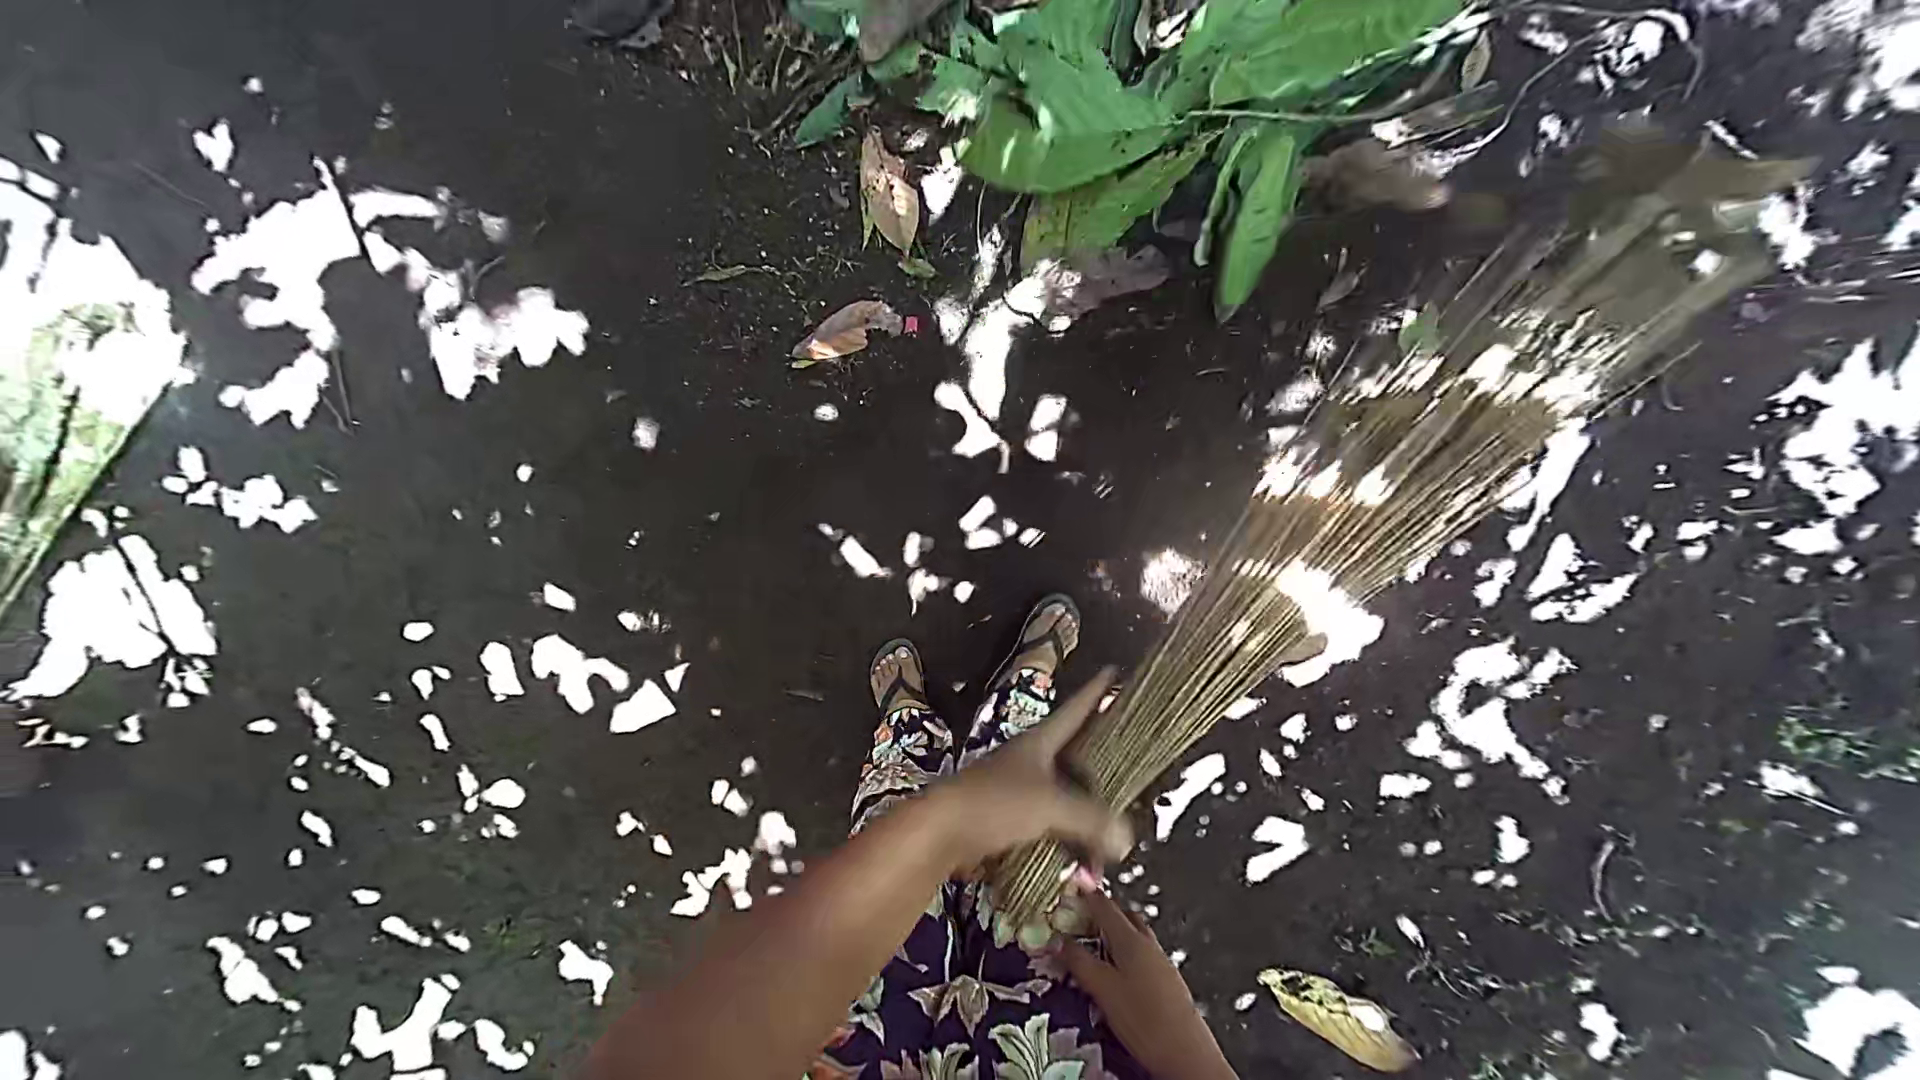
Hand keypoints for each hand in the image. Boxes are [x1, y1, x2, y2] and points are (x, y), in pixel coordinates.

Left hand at [921, 667, 1132, 875]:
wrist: (942, 830)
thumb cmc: (995, 801)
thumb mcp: (1050, 804)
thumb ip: (1090, 818)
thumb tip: (1126, 838)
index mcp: (1039, 742)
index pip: (1074, 711)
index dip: (1094, 692)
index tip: (1112, 671)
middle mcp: (1031, 760)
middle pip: (1075, 756)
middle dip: (1102, 767)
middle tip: (1131, 771)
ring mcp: (1020, 788)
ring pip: (1066, 796)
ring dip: (1087, 818)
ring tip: (1111, 842)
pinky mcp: (1011, 817)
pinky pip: (1052, 825)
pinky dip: (1069, 840)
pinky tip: (1085, 864)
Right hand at [1059, 889, 1237, 1079]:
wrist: (1188, 1057)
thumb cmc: (1143, 1019)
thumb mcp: (1103, 989)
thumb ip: (1079, 962)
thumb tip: (1057, 940)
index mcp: (1129, 939)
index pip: (1105, 905)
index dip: (1087, 894)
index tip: (1072, 887)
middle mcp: (1147, 943)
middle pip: (1124, 915)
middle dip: (1104, 912)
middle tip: (1083, 918)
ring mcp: (1161, 961)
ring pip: (1136, 934)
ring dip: (1118, 932)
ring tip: (1099, 945)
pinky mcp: (1169, 981)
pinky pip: (1144, 953)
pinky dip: (1129, 951)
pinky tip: (1121, 972)